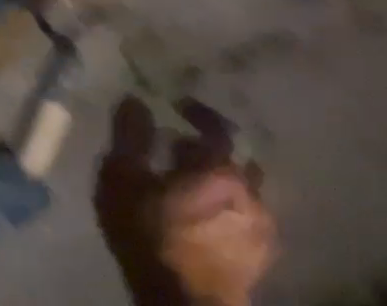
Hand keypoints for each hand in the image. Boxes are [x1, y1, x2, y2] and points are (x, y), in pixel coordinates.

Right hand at [95, 98, 277, 305]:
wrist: (185, 297)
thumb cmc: (149, 231)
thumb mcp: (123, 177)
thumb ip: (130, 136)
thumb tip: (136, 100)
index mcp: (219, 170)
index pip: (219, 128)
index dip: (199, 112)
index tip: (177, 104)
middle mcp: (252, 193)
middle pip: (237, 159)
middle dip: (210, 149)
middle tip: (177, 148)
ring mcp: (264, 225)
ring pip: (246, 189)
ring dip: (221, 179)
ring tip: (189, 184)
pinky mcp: (263, 252)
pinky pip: (248, 214)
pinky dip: (228, 204)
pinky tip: (204, 215)